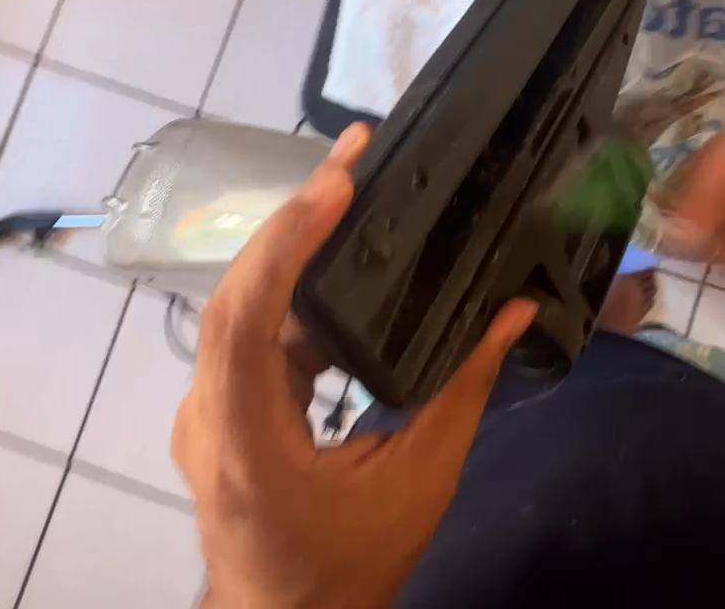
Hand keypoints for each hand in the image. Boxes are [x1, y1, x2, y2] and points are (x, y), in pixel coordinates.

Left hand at [172, 124, 538, 608]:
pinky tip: (337, 251)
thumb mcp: (420, 478)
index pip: (244, 323)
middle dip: (291, 218)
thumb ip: (464, 386)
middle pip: (237, 295)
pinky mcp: (223, 404)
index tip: (334, 187)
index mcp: (248, 442)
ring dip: (292, 242)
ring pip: (243, 303)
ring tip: (347, 185)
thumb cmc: (350, 566)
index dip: (283, 245)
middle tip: (349, 157)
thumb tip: (515, 310)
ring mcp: (209, 407)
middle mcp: (210, 414)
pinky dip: (296, 283)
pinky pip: (255, 327)